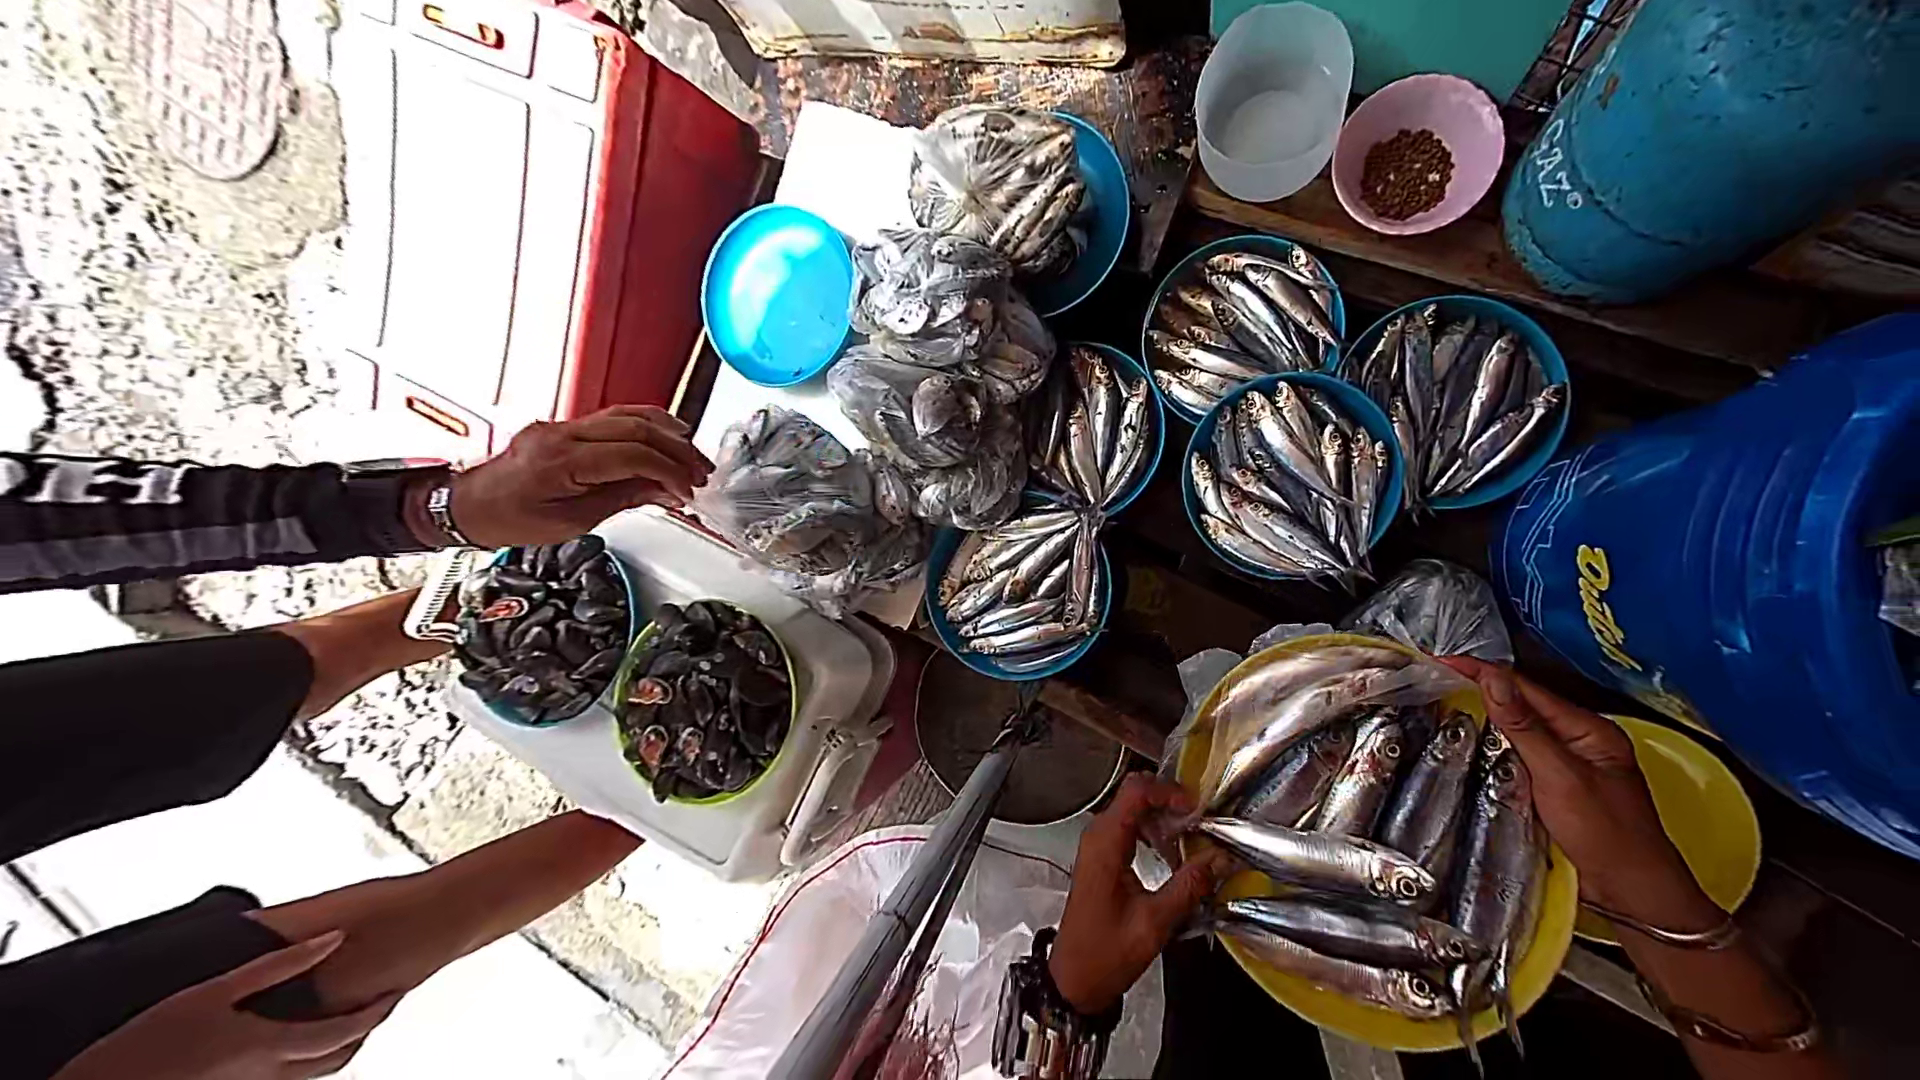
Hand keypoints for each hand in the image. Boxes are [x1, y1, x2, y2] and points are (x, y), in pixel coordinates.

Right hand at [52, 931, 400, 1079]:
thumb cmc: (140, 1048)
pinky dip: (304, 1062)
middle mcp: (264, 1076)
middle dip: (363, 1030)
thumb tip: (336, 935)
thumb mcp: (211, 993)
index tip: (396, 991)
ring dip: (337, 1048)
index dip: (376, 1011)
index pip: (344, 1032)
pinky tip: (301, 1039)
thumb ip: (280, 963)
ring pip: (312, 1075)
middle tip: (379, 1002)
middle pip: (336, 1058)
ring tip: (350, 1016)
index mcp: (267, 1046)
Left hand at [443, 405, 713, 546]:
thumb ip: (623, 499)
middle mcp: (562, 434)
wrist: (467, 506)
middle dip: (678, 451)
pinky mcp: (567, 427)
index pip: (633, 454)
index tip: (687, 490)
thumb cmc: (508, 519)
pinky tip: (666, 435)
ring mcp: (564, 426)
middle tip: (700, 473)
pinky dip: (647, 425)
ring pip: (630, 415)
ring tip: (692, 455)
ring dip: (668, 434)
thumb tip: (664, 491)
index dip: (669, 472)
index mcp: (561, 461)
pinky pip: (615, 417)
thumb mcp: (574, 522)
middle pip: (638, 428)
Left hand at [1049, 775, 1233, 1014]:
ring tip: (1191, 839)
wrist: (1075, 975)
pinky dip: (1152, 831)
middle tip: (1200, 823)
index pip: (1136, 791)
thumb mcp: (1154, 922)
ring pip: (1132, 809)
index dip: (1169, 792)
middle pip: (1134, 794)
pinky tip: (1172, 854)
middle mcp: (1098, 833)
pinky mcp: (1102, 854)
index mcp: (1105, 841)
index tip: (1198, 809)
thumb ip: (1188, 886)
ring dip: (1162, 817)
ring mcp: (1098, 842)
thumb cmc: (1107, 951)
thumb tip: (1220, 858)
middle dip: (1169, 802)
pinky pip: (1128, 827)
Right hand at [1441, 657, 1719, 928]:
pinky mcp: (1549, 778)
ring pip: (1513, 724)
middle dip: (1477, 687)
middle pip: (1519, 701)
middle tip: (1431, 678)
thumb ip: (1524, 727)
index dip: (1481, 672)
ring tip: (1439, 698)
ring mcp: (1564, 759)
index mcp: (1588, 729)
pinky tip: (1466, 734)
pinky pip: (1513, 747)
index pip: (1525, 688)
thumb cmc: (1605, 834)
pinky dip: (1488, 736)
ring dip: (1479, 710)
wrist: (1632, 895)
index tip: (1440, 662)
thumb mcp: (1560, 776)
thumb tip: (1492, 679)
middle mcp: (1576, 738)